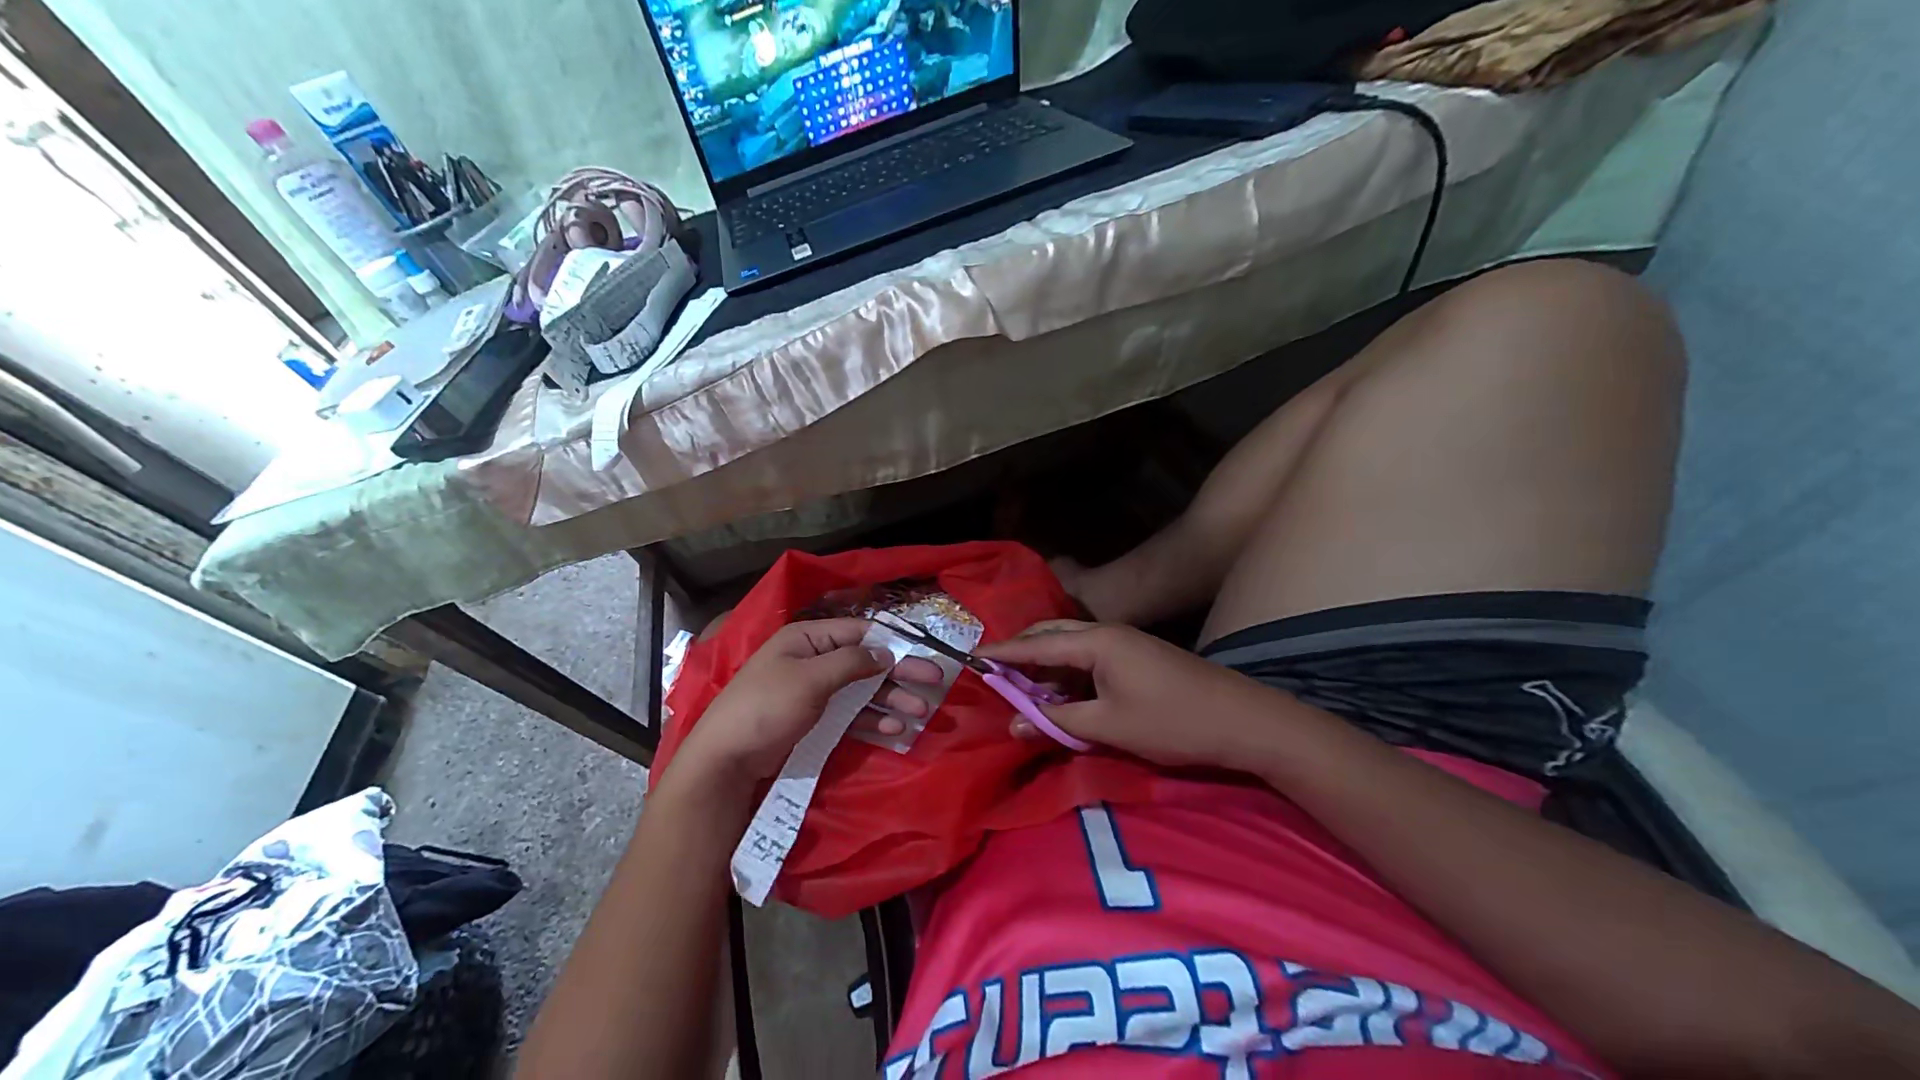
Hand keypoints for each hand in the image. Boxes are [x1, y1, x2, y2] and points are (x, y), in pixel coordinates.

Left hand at [672, 618, 943, 789]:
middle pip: (866, 662)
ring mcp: (815, 692)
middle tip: (935, 682)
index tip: (922, 654)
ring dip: (892, 699)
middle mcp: (814, 660)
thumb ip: (851, 662)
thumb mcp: (810, 679)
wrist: (726, 760)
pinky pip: (851, 715)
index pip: (858, 632)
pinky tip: (895, 729)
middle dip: (900, 673)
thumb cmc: (766, 708)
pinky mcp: (815, 721)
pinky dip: (873, 720)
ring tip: (921, 712)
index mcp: (807, 639)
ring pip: (862, 690)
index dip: (892, 642)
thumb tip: (885, 653)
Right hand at [978, 620, 1278, 770]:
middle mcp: (1107, 632)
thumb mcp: (1108, 725)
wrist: (1243, 719)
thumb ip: (1057, 720)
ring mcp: (1126, 643)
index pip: (1036, 643)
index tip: (972, 657)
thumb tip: (1014, 722)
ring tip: (1022, 685)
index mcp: (1096, 641)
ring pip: (1072, 645)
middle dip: (1023, 652)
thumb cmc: (1172, 721)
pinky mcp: (1138, 657)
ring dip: (1046, 663)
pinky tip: (1063, 692)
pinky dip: (1069, 671)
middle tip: (995, 671)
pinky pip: (1090, 656)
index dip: (1003, 652)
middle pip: (1053, 635)